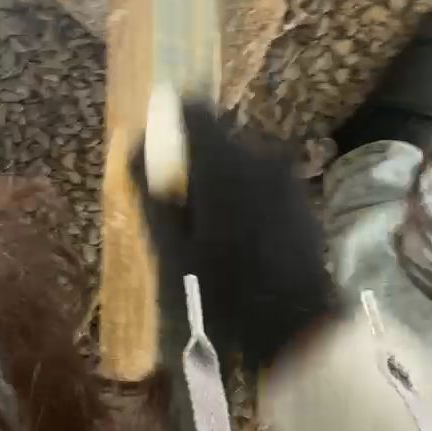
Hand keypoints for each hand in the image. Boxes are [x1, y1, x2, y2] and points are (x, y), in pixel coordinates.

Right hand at [132, 101, 335, 370]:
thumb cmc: (222, 286)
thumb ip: (150, 190)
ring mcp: (284, 175)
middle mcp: (256, 156)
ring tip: (210, 215)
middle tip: (179, 191)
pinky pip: (263, 177)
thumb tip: (132, 147)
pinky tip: (240, 226)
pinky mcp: (299, 194)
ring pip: (241, 157)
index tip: (158, 130)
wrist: (292, 320)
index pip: (195, 110)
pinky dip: (246, 188)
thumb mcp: (171, 245)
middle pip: (218, 135)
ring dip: (223, 172)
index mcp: (220, 163)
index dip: (173, 113)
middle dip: (196, 154)